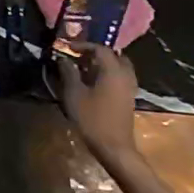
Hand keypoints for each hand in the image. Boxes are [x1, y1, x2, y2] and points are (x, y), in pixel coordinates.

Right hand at [55, 42, 137, 162]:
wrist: (114, 147)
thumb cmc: (92, 119)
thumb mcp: (74, 94)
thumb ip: (69, 73)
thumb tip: (63, 59)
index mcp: (113, 70)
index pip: (100, 49)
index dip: (84, 46)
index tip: (69, 48)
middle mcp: (125, 75)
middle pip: (114, 56)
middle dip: (96, 54)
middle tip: (80, 57)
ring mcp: (130, 87)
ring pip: (119, 67)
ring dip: (103, 65)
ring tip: (85, 70)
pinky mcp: (129, 98)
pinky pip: (120, 77)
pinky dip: (108, 74)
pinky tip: (94, 84)